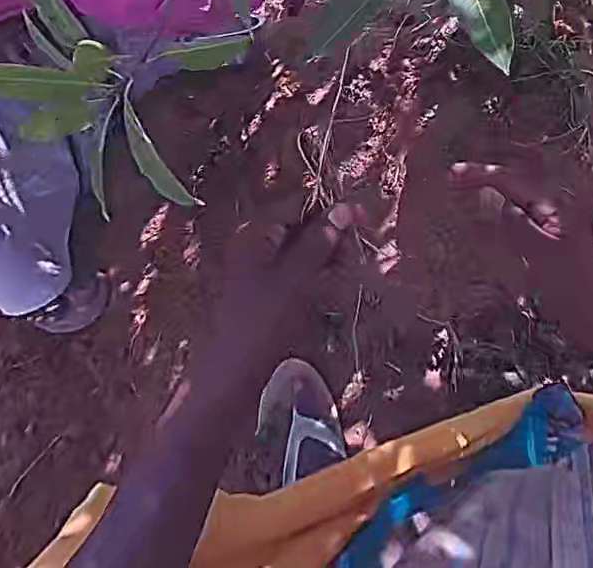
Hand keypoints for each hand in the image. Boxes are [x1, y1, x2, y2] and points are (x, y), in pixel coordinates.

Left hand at [199, 204, 349, 386]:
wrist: (228, 387)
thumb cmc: (258, 327)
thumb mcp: (292, 281)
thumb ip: (317, 243)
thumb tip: (344, 209)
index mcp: (254, 234)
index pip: (298, 205)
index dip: (330, 209)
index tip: (364, 218)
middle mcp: (256, 247)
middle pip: (302, 228)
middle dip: (333, 236)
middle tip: (361, 250)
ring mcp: (262, 273)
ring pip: (305, 253)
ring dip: (330, 258)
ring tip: (351, 270)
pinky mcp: (271, 297)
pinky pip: (301, 276)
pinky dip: (320, 277)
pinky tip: (337, 287)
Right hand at [449, 161, 592, 329]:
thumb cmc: (574, 292)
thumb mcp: (538, 253)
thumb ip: (514, 222)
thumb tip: (499, 205)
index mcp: (556, 205)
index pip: (511, 179)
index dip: (479, 174)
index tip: (452, 174)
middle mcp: (557, 209)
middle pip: (514, 184)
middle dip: (484, 178)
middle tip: (453, 179)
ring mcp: (555, 226)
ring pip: (515, 202)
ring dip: (490, 196)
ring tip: (463, 194)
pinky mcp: (552, 244)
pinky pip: (520, 220)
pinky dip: (500, 216)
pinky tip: (486, 222)